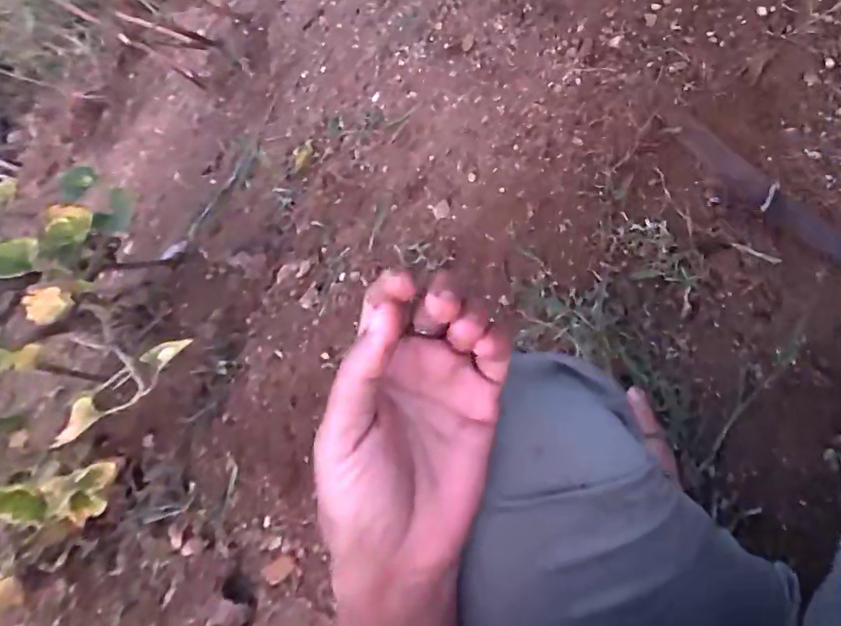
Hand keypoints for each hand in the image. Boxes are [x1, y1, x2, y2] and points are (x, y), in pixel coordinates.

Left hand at [314, 270, 511, 625]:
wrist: (401, 554)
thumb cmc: (358, 493)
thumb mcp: (342, 434)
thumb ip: (361, 372)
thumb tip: (386, 311)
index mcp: (378, 363)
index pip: (386, 308)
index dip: (394, 288)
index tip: (402, 285)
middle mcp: (418, 360)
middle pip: (435, 305)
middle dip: (442, 292)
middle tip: (441, 304)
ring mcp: (455, 375)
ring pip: (470, 319)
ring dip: (471, 310)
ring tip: (463, 330)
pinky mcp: (486, 395)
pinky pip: (498, 353)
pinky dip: (498, 337)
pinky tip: (486, 345)